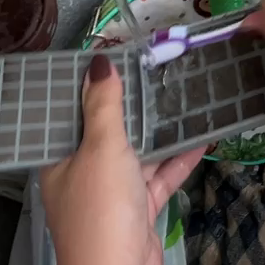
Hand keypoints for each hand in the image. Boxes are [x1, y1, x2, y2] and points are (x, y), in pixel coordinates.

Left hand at [42, 55, 201, 264]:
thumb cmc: (102, 208)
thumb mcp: (102, 148)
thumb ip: (103, 105)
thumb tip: (97, 62)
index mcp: (62, 159)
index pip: (72, 113)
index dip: (90, 84)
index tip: (115, 55)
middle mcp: (85, 174)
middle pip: (110, 130)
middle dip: (133, 103)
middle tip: (157, 67)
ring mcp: (114, 193)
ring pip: (138, 152)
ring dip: (160, 129)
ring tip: (184, 94)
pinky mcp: (140, 209)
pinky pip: (160, 175)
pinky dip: (179, 157)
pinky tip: (201, 135)